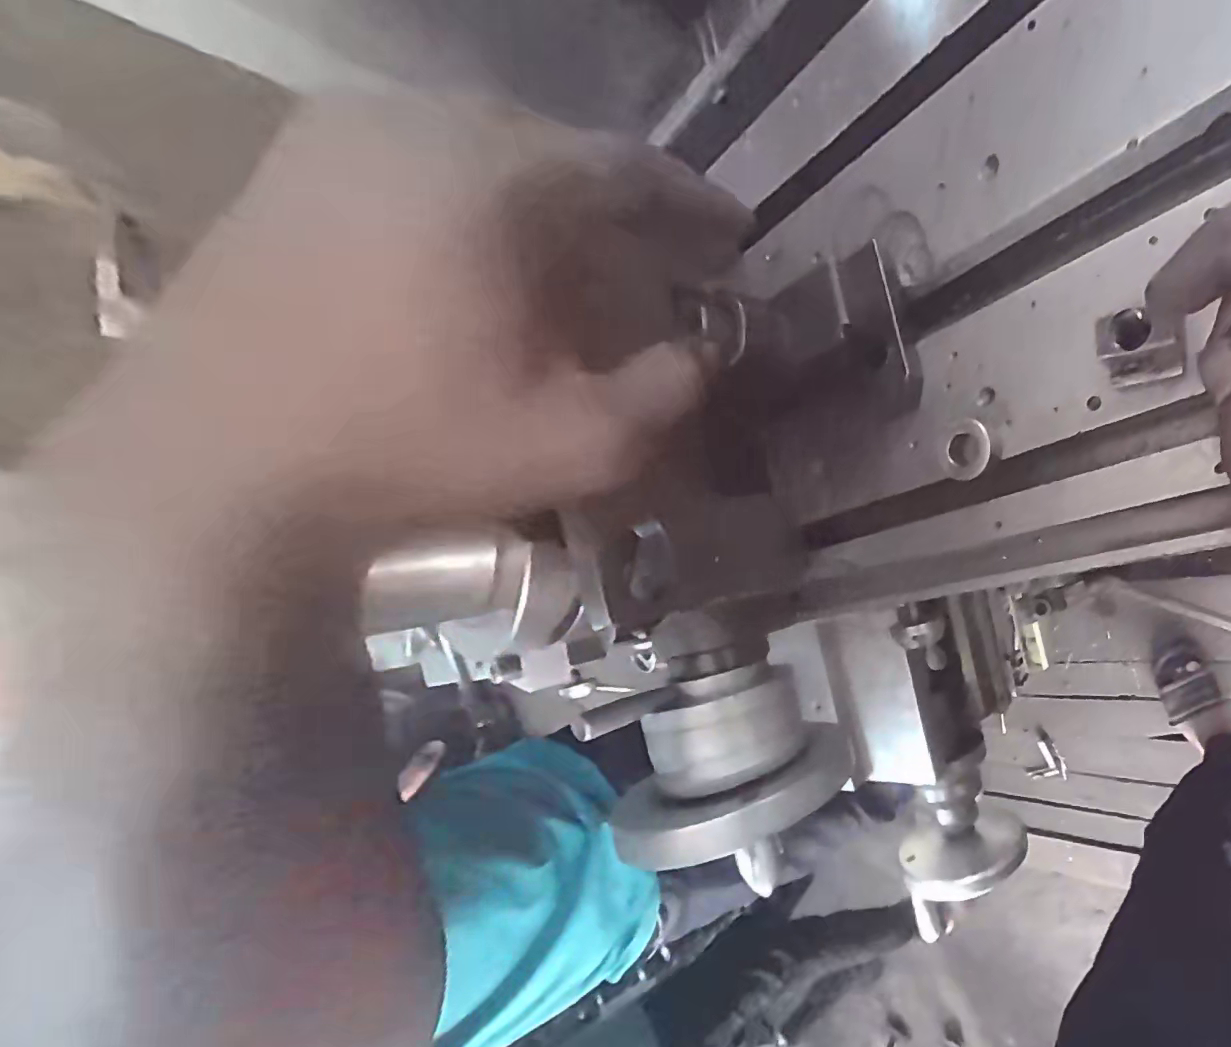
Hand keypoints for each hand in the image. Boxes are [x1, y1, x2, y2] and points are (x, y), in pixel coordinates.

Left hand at [27, 96, 749, 554]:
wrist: (225, 467)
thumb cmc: (422, 449)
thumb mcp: (585, 440)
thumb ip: (670, 388)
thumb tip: (707, 349)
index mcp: (489, 181)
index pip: (626, 166)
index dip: (695, 200)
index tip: (738, 232)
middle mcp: (412, 128)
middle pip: (564, 147)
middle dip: (636, 202)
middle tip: (683, 250)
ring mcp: (342, 137)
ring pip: (499, 148)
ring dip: (570, 199)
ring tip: (612, 253)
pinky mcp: (301, 166)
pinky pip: (437, 158)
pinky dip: (502, 199)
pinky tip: (519, 253)